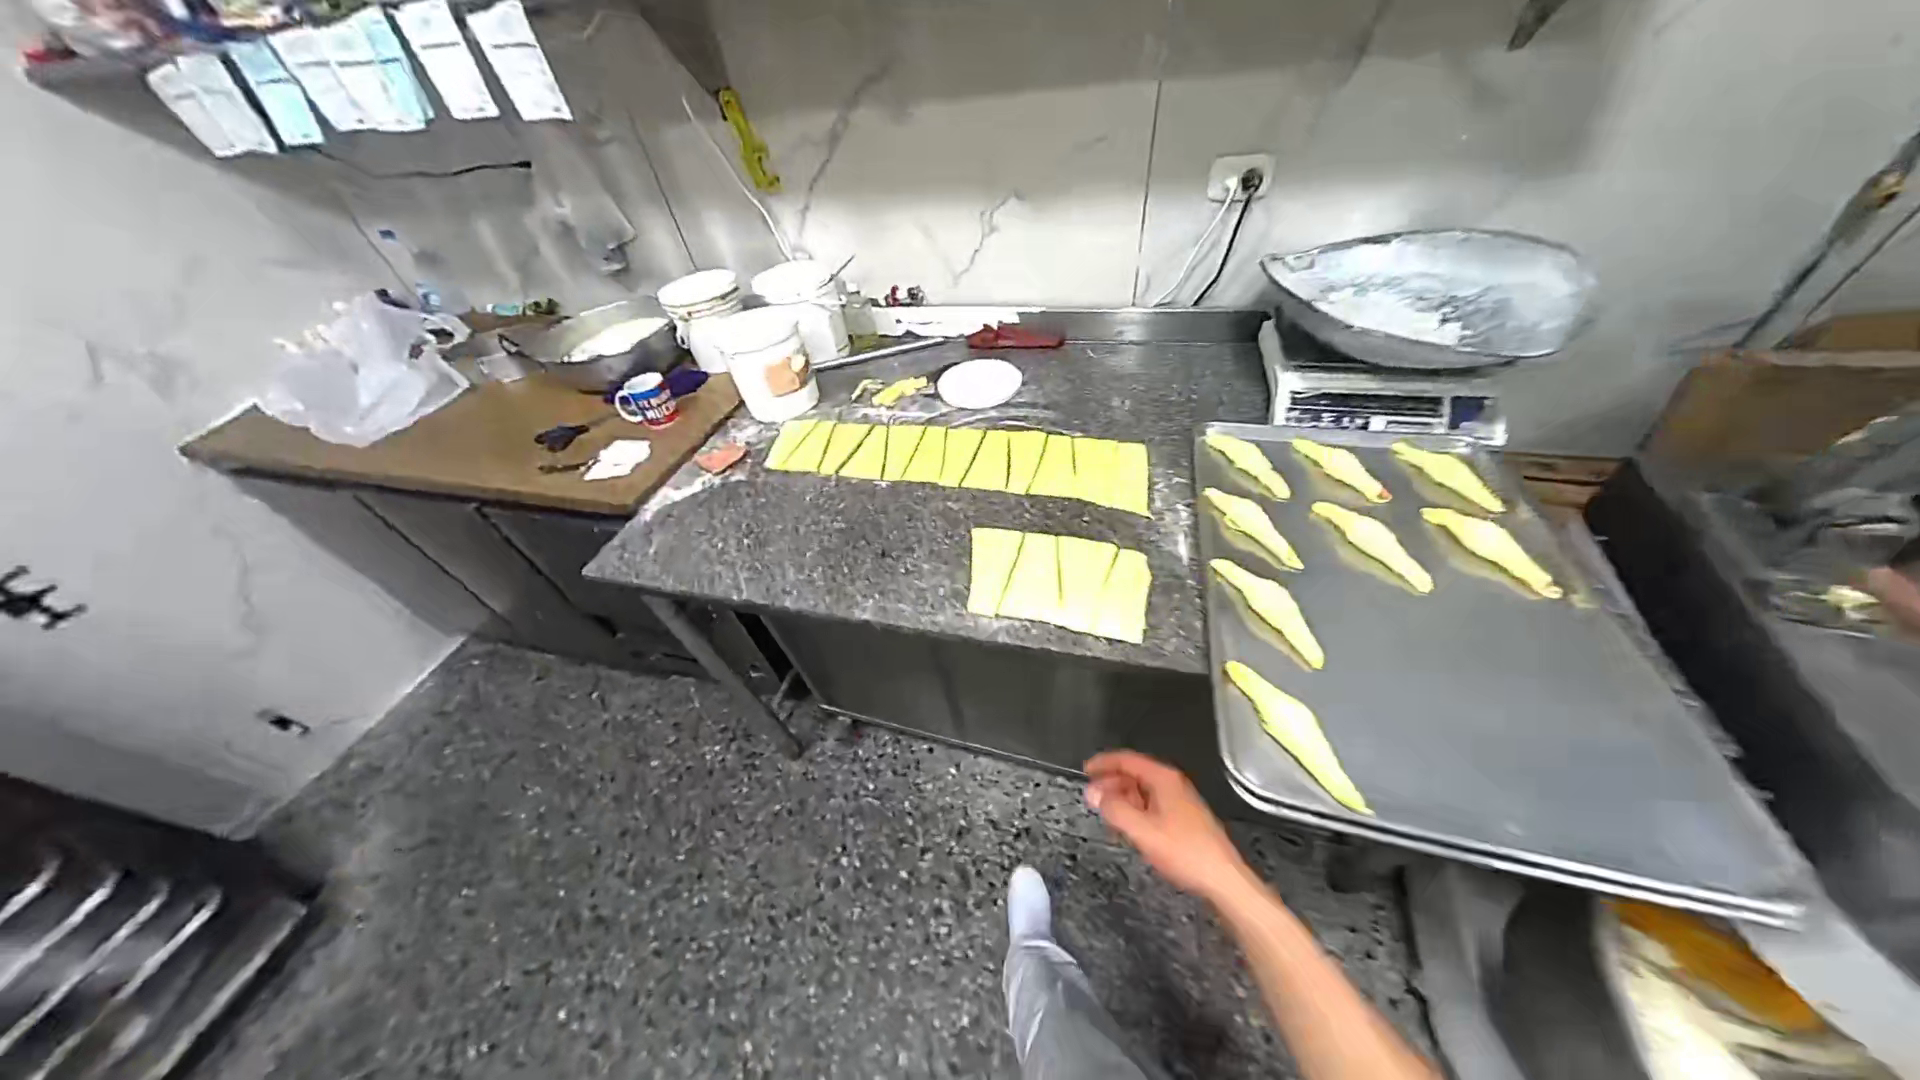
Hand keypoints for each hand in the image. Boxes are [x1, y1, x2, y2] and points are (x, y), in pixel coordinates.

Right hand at [1084, 751, 1251, 901]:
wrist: (1222, 880)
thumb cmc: (1186, 853)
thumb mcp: (1142, 831)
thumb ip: (1114, 810)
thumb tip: (1095, 794)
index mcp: (1163, 779)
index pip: (1127, 759)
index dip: (1104, 763)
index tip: (1086, 770)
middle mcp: (1172, 785)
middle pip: (1135, 774)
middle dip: (1111, 783)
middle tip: (1092, 797)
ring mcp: (1179, 801)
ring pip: (1143, 791)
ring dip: (1122, 798)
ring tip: (1107, 814)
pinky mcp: (1183, 818)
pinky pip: (1152, 805)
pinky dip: (1135, 810)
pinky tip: (1128, 827)